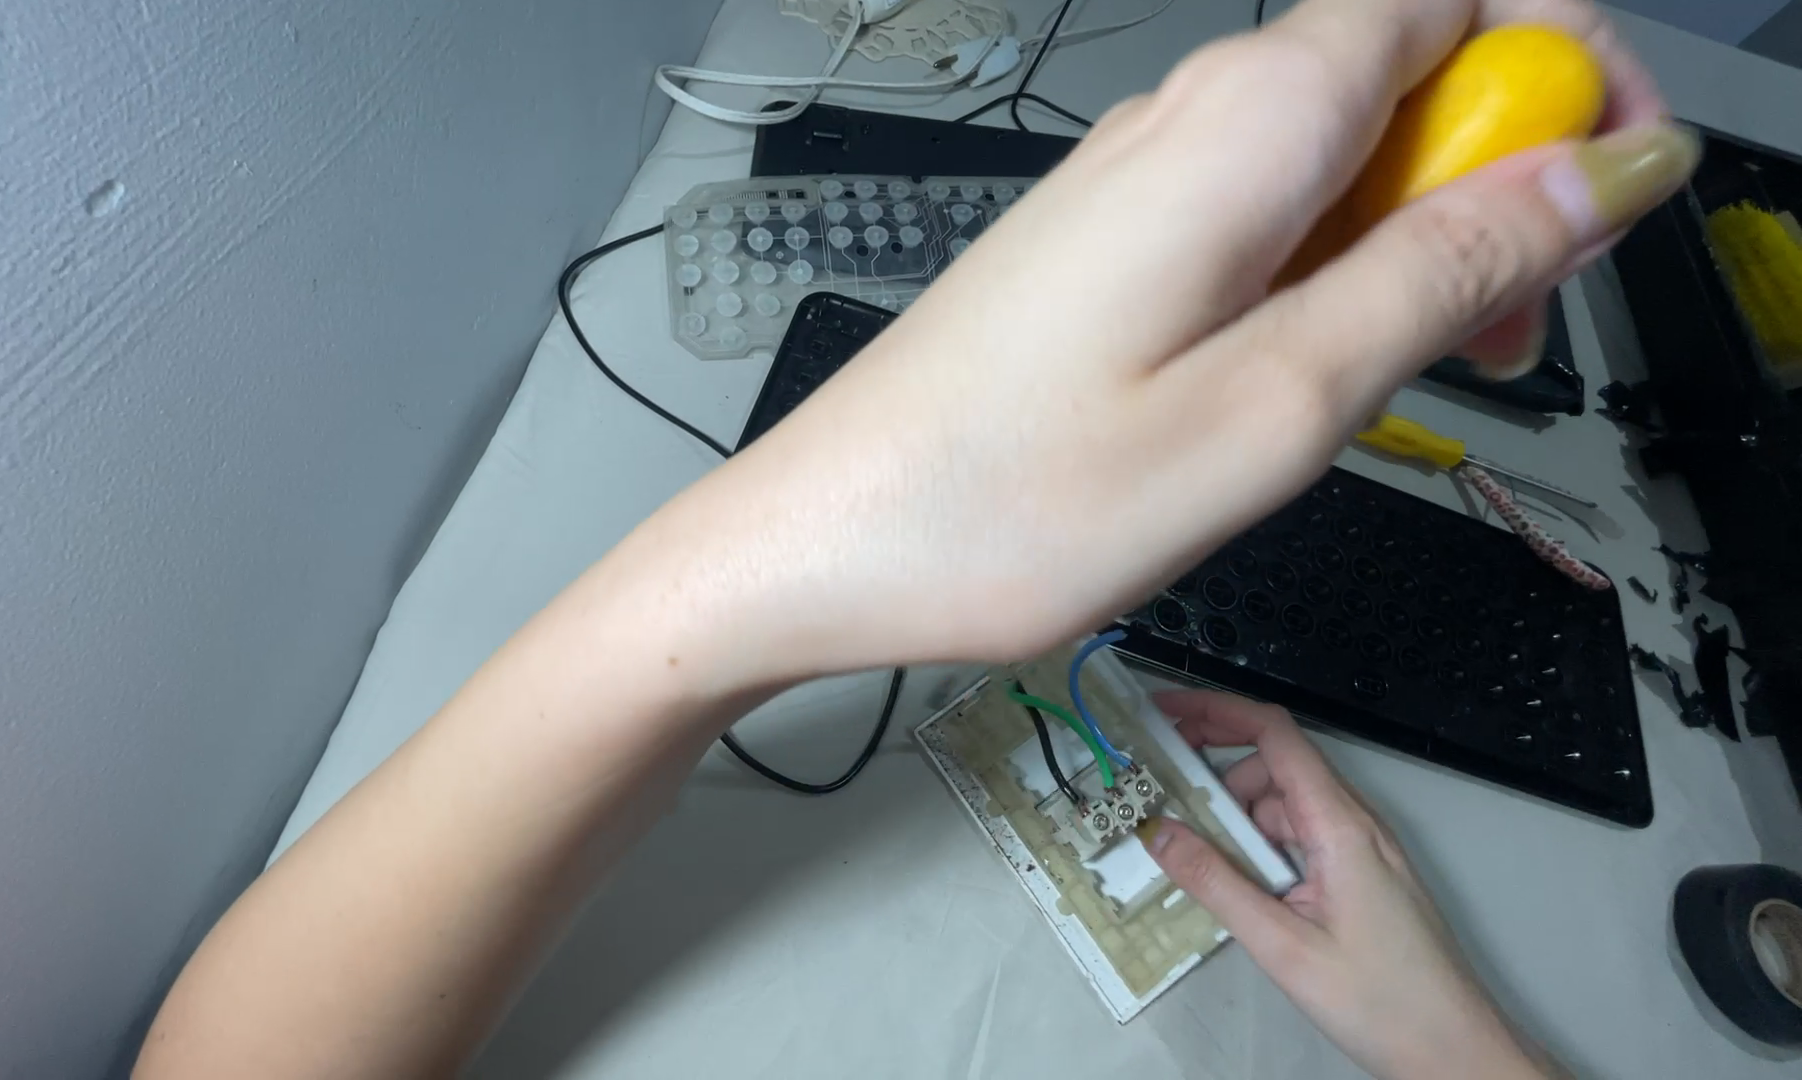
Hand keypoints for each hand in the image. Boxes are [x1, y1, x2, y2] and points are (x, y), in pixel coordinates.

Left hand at [619, 0, 1689, 690]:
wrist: (824, 545)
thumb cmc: (1009, 507)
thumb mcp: (1262, 413)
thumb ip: (1431, 280)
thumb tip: (1587, 177)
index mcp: (1231, 131)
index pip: (1455, 2)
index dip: (1555, 86)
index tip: (1582, 223)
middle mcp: (1155, 142)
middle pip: (1378, 94)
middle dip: (1466, 200)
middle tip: (1471, 350)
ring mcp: (1094, 212)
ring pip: (1292, 186)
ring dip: (1364, 270)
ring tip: (1338, 404)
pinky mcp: (1059, 279)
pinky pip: (1209, 251)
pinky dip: (1268, 306)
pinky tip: (1234, 402)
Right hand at [1144, 691, 1551, 1079]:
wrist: (1466, 1062)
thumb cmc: (1384, 1004)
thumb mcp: (1283, 946)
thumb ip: (1215, 883)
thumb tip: (1153, 830)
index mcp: (1337, 823)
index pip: (1274, 732)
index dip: (1215, 708)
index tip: (1164, 710)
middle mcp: (1349, 820)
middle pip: (1272, 758)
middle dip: (1212, 755)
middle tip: (1161, 774)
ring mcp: (1355, 844)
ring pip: (1279, 796)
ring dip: (1231, 805)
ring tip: (1192, 840)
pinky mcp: (1354, 869)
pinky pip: (1292, 829)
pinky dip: (1253, 834)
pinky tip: (1232, 870)